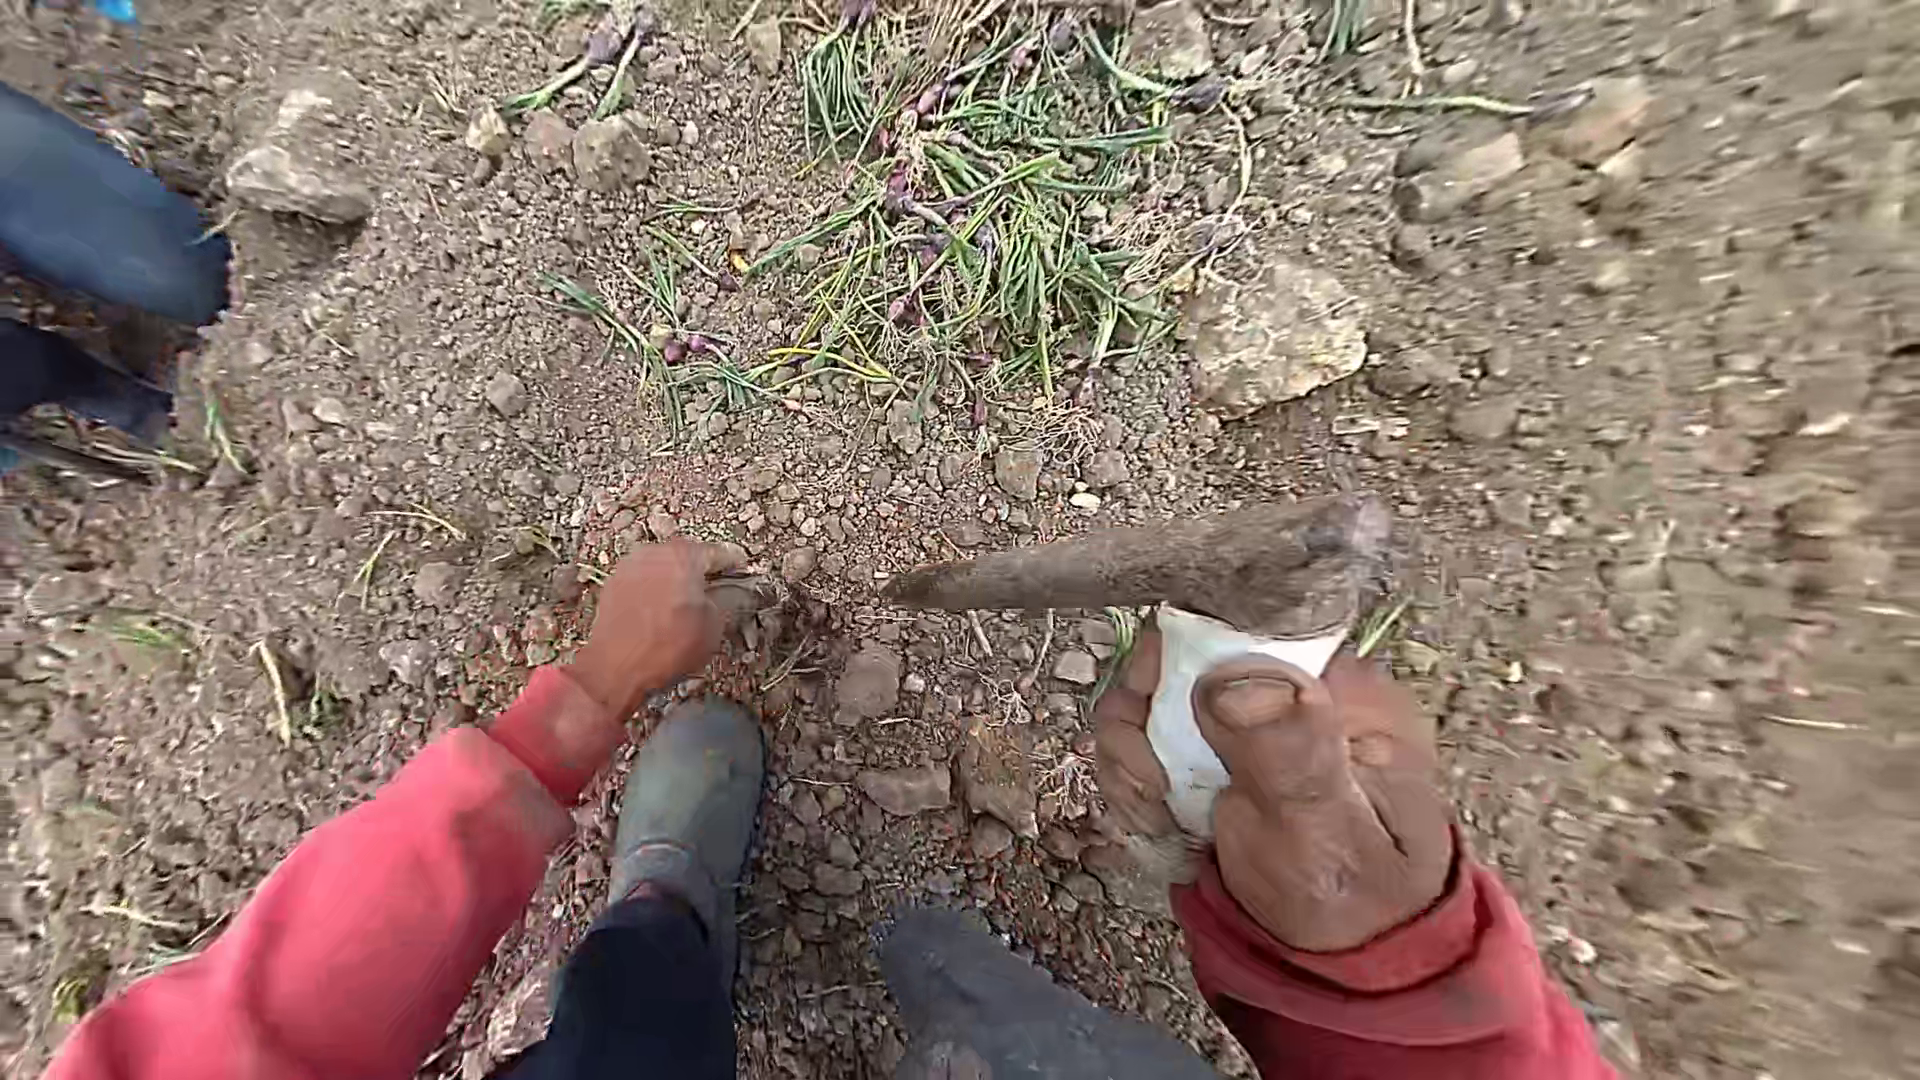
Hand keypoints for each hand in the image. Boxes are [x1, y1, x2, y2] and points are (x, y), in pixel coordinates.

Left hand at [567, 540, 744, 716]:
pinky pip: (646, 581)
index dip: (736, 569)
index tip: (742, 578)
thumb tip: (740, 591)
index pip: (720, 553)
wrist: (616, 670)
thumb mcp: (716, 623)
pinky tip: (665, 614)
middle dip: (704, 573)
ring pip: (665, 568)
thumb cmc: (668, 646)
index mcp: (684, 554)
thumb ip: (731, 598)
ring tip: (689, 607)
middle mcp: (654, 553)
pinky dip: (658, 591)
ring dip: (679, 581)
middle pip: (690, 556)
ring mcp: (630, 568)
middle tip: (718, 594)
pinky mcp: (613, 586)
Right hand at [1093, 631, 1453, 950]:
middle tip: (1151, 785)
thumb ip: (1291, 757)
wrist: (1332, 956)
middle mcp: (1279, 682)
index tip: (1157, 725)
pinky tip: (1152, 815)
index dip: (1176, 659)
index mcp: (1333, 682)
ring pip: (1144, 694)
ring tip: (1152, 810)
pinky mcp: (1203, 740)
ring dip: (1128, 755)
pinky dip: (1129, 773)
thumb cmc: (1348, 899)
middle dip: (1141, 722)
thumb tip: (1236, 681)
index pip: (1236, 624)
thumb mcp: (1328, 835)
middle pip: (1172, 656)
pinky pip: (1137, 731)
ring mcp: (1236, 711)